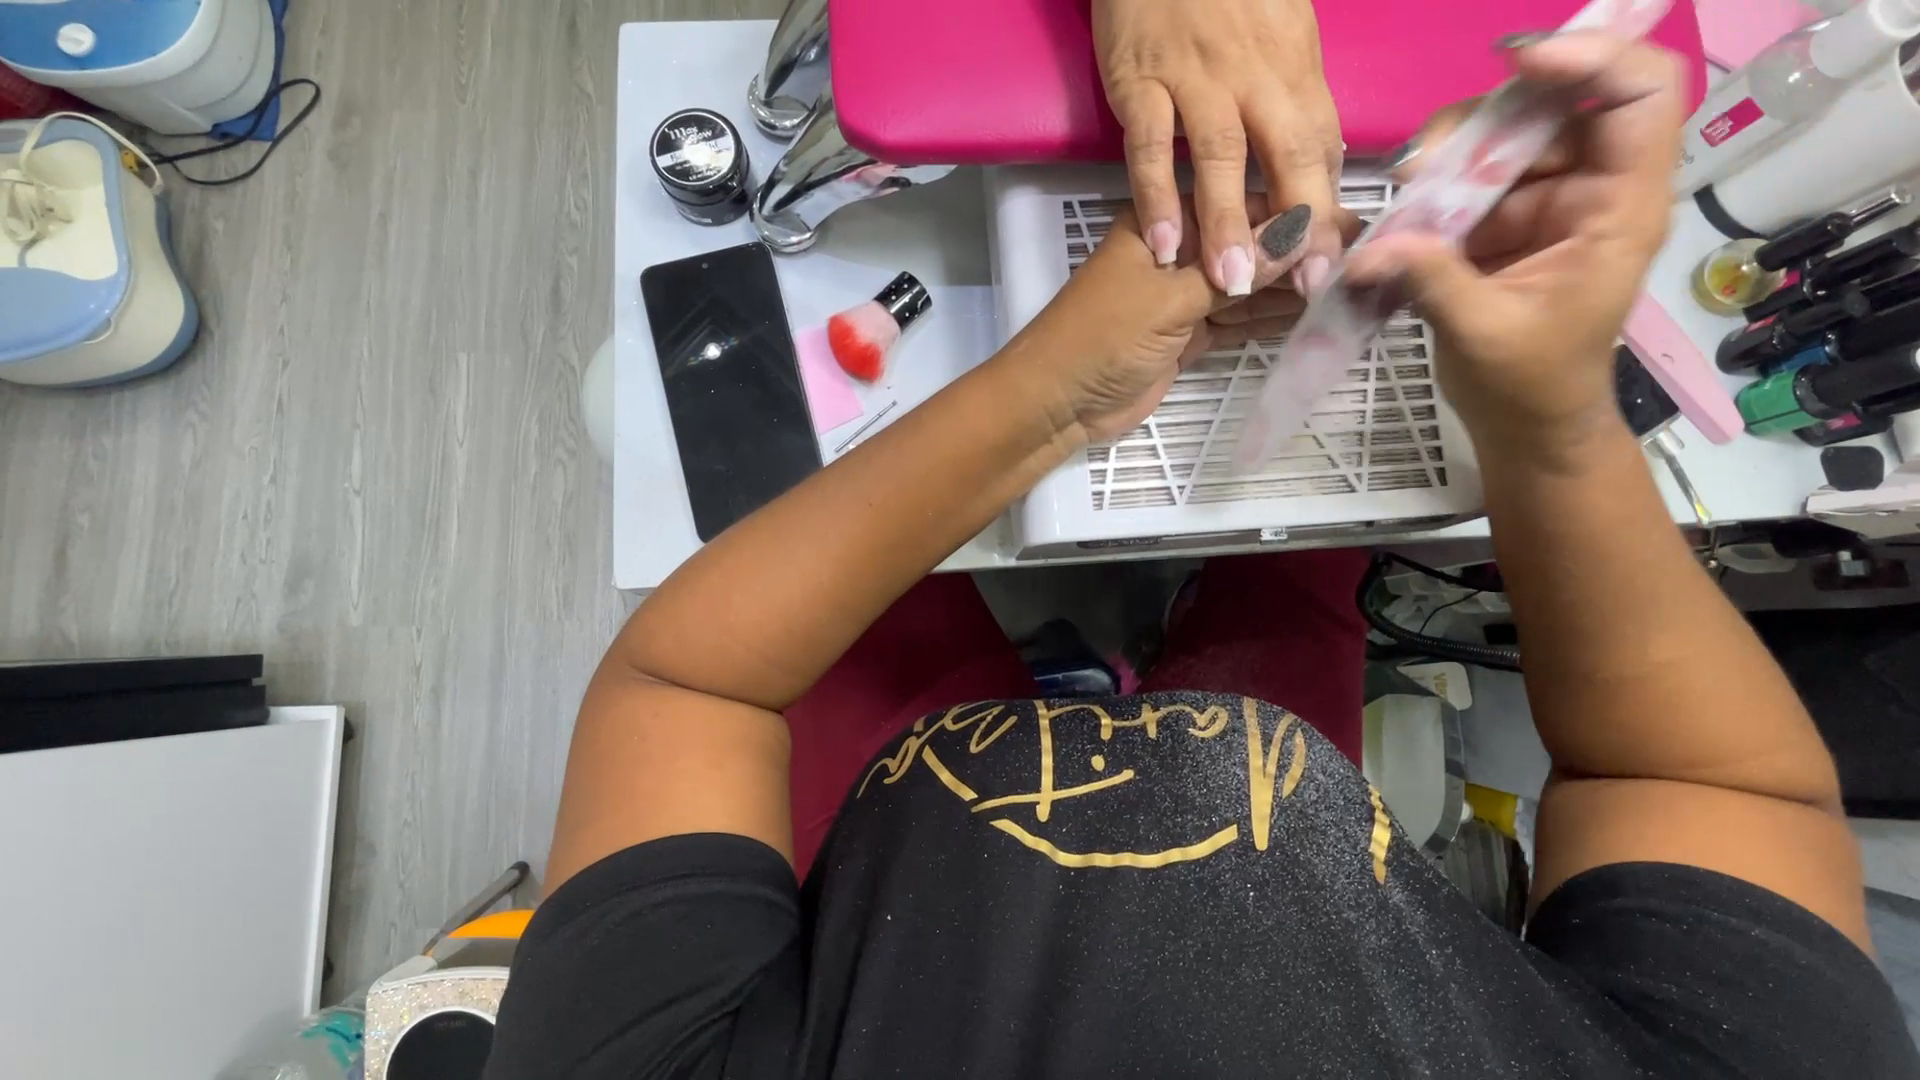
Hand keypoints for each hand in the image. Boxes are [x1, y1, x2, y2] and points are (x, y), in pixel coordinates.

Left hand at [1023, 196, 1336, 442]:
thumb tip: (1305, 231)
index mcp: (1165, 223)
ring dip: (1291, 288)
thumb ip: (1234, 267)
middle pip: (1249, 247)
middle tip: (1361, 257)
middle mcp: (1180, 252)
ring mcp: (1183, 296)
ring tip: (1349, 285)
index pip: (1240, 208)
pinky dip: (1269, 319)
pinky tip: (1311, 314)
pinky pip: (1237, 319)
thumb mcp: (1168, 299)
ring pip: (1248, 285)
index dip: (1294, 217)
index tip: (1350, 225)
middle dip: (1300, 254)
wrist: (1057, 402)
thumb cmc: (1100, 338)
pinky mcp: (1187, 335)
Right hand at [1094, 0, 1345, 297]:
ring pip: (1221, 156)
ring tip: (1234, 283)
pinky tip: (1162, 244)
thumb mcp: (1277, 32)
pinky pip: (1151, 146)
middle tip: (1305, 287)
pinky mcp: (1142, 82)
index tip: (1335, 262)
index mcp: (1292, 65)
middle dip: (1299, 225)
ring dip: (1228, 223)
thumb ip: (1291, 99)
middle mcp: (1254, 75)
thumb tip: (1316, 161)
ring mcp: (1196, 78)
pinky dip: (1157, 196)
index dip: (1330, 206)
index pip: (1322, 144)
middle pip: (1287, 153)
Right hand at [1343, 35, 1682, 460]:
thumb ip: (1430, 279)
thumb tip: (1368, 250)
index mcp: (1619, 209)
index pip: (1639, 96)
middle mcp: (1589, 195)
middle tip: (1416, 168)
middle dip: (1482, 127)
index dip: (1590, 59)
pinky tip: (1398, 223)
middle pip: (1551, 114)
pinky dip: (1430, 201)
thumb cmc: (1528, 384)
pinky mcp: (1504, 232)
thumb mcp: (1482, 331)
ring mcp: (1543, 211)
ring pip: (1502, 151)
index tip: (1514, 64)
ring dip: (1446, 166)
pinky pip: (1467, 193)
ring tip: (1400, 197)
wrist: (1526, 426)